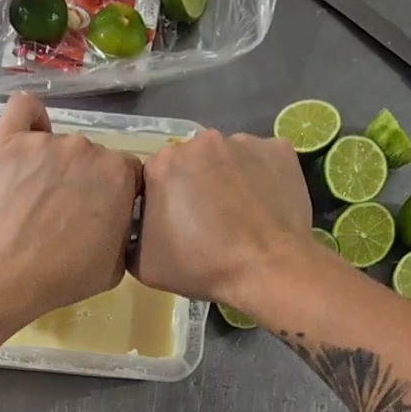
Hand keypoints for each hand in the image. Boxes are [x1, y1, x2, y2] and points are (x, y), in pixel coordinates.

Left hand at [0, 94, 142, 320]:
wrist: (8, 279)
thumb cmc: (65, 278)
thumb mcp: (117, 265)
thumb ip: (125, 229)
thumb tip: (117, 216)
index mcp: (120, 174)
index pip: (125, 171)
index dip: (112, 194)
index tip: (95, 214)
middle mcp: (87, 148)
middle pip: (92, 157)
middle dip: (82, 181)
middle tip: (60, 213)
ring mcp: (47, 142)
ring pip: (58, 144)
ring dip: (52, 164)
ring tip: (33, 200)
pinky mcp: (9, 142)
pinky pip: (24, 109)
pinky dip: (29, 120)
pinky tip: (25, 141)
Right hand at [137, 130, 317, 309]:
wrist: (268, 270)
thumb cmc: (202, 267)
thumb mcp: (144, 265)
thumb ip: (132, 238)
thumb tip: (139, 230)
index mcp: (162, 164)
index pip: (154, 177)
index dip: (161, 201)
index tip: (173, 223)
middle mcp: (201, 141)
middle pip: (191, 161)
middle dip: (194, 183)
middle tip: (206, 220)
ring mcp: (244, 141)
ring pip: (226, 158)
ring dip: (226, 179)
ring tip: (238, 214)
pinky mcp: (278, 149)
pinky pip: (261, 160)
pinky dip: (259, 177)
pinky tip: (262, 206)